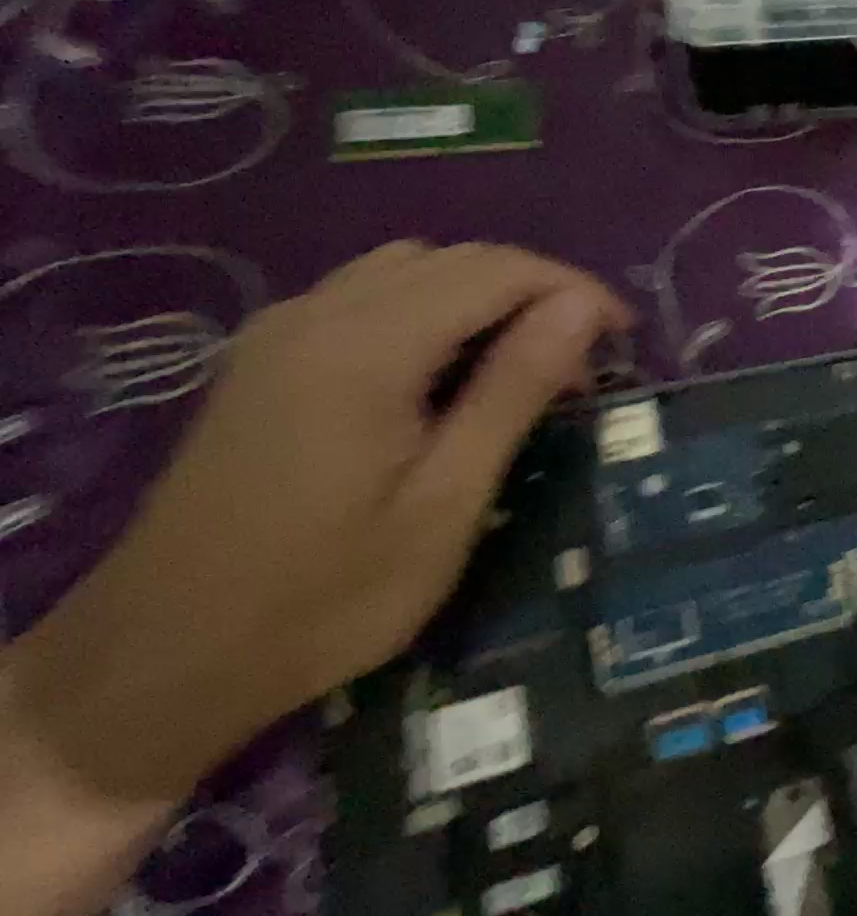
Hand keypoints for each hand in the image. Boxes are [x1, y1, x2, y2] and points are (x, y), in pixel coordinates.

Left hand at [11, 241, 630, 798]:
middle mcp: (318, 313)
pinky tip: (453, 375)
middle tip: (588, 366)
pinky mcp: (268, 358)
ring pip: (411, 269)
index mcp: (366, 346)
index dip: (574, 292)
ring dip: (487, 300)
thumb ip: (514, 389)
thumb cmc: (333, 592)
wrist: (170, 656)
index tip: (627, 342)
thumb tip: (582, 308)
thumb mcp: (449, 497)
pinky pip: (371, 297)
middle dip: (538, 293)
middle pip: (456, 259)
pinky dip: (435, 312)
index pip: (497, 271)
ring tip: (529, 367)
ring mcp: (283, 331)